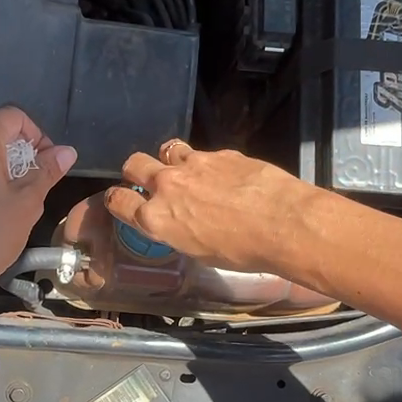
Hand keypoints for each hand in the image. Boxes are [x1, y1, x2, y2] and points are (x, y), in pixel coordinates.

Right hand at [103, 139, 320, 273]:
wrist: (283, 222)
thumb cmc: (241, 251)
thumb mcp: (199, 252)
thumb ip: (177, 231)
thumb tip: (179, 223)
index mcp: (157, 218)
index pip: (118, 201)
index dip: (118, 200)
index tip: (123, 201)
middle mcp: (167, 186)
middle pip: (133, 165)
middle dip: (136, 171)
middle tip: (148, 180)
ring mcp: (193, 164)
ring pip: (166, 150)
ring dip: (169, 160)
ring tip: (184, 171)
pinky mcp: (220, 153)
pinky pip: (202, 153)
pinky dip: (206, 163)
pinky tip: (223, 175)